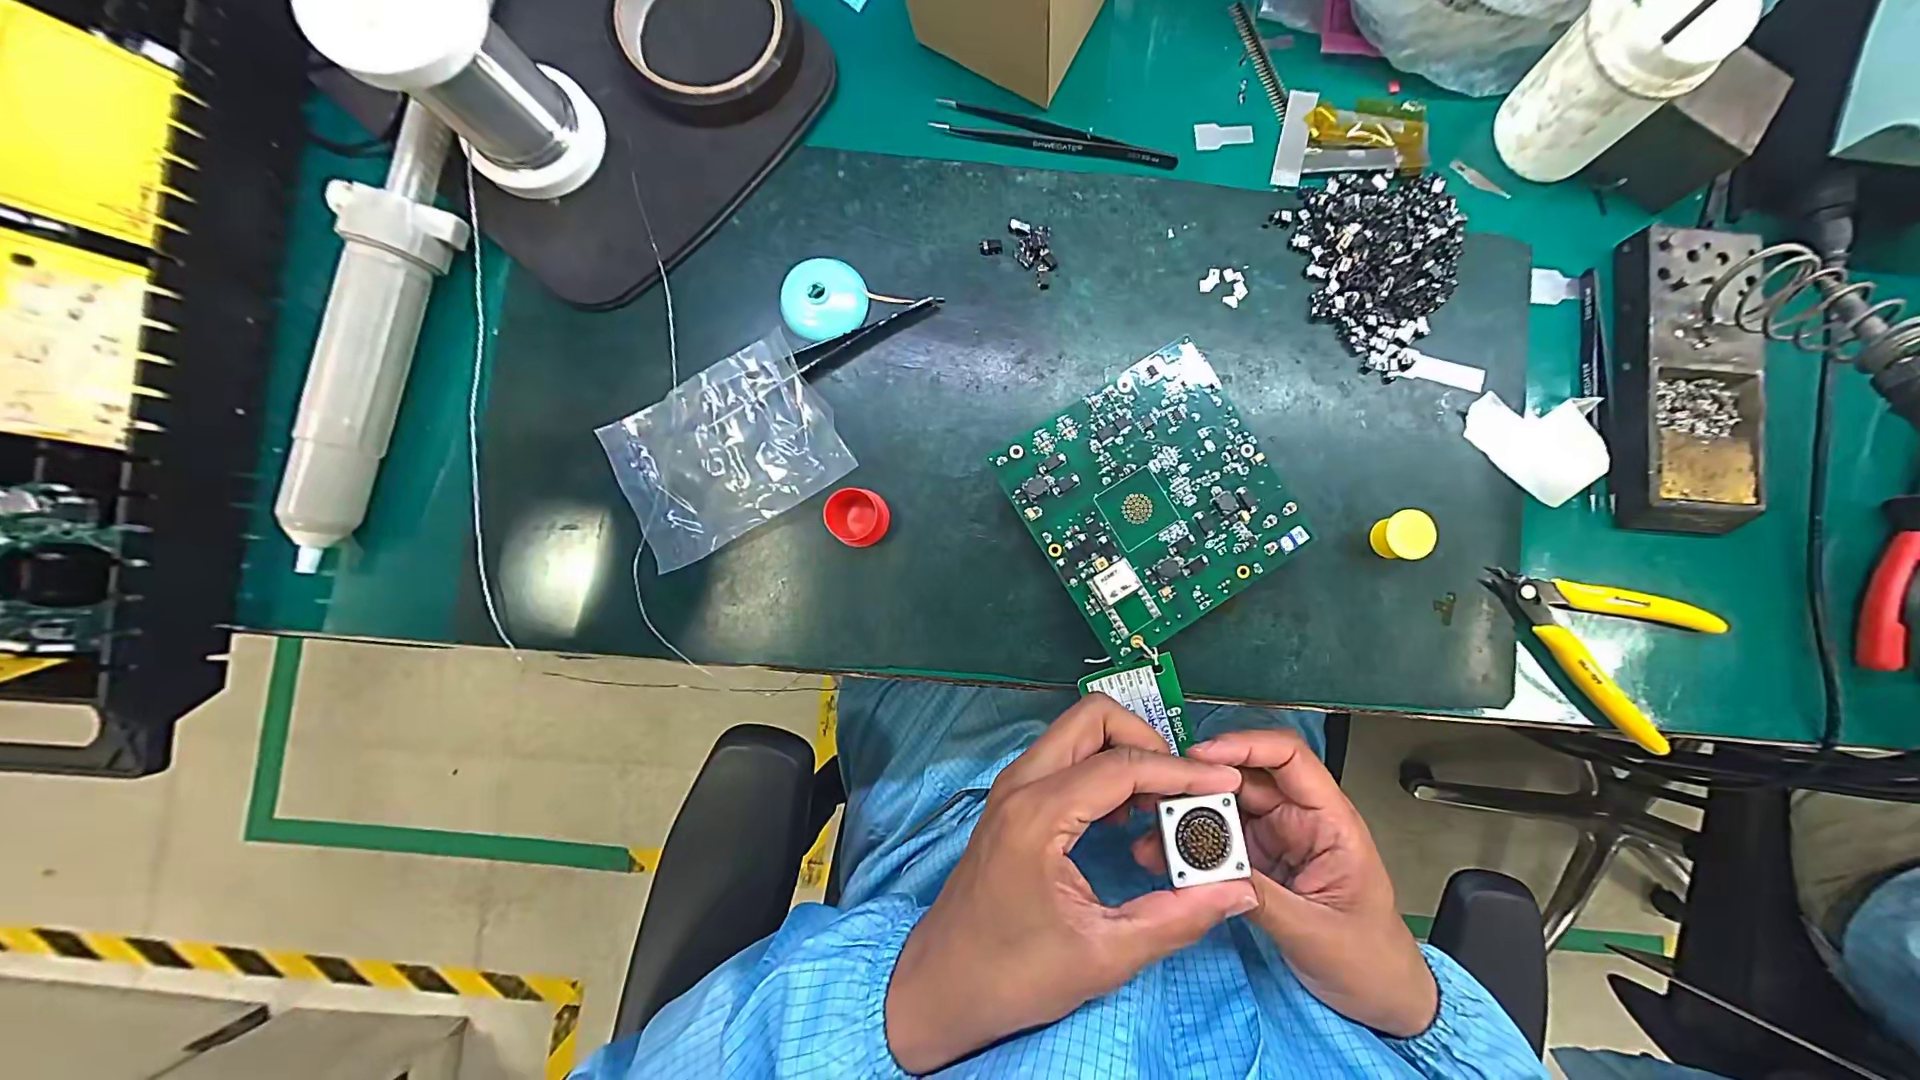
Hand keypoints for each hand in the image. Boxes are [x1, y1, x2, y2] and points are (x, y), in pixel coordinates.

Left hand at [886, 694, 1259, 1072]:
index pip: (1122, 765)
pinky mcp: (1012, 797)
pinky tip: (1123, 813)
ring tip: (1158, 804)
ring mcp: (1012, 785)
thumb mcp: (1104, 954)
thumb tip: (1236, 890)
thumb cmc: (1015, 973)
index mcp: (1039, 812)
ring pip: (1076, 731)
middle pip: (1092, 718)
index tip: (1224, 785)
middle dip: (1145, 740)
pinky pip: (1064, 756)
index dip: (1180, 772)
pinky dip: (1100, 767)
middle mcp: (1021, 782)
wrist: (942, 983)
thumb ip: (1176, 917)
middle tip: (1181, 788)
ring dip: (1122, 752)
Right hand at [1134, 728, 1437, 1036]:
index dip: (1245, 746)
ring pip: (1223, 805)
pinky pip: (1216, 837)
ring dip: (1187, 813)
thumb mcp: (1318, 934)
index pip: (1289, 758)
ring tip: (1157, 831)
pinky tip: (1166, 851)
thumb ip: (1262, 899)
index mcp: (1330, 821)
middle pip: (1243, 778)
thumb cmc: (1371, 963)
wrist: (1379, 1000)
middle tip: (1164, 796)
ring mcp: (1274, 836)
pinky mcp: (1255, 856)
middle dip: (1201, 782)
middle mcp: (1298, 818)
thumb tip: (1210, 872)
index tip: (1203, 756)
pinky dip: (1189, 841)